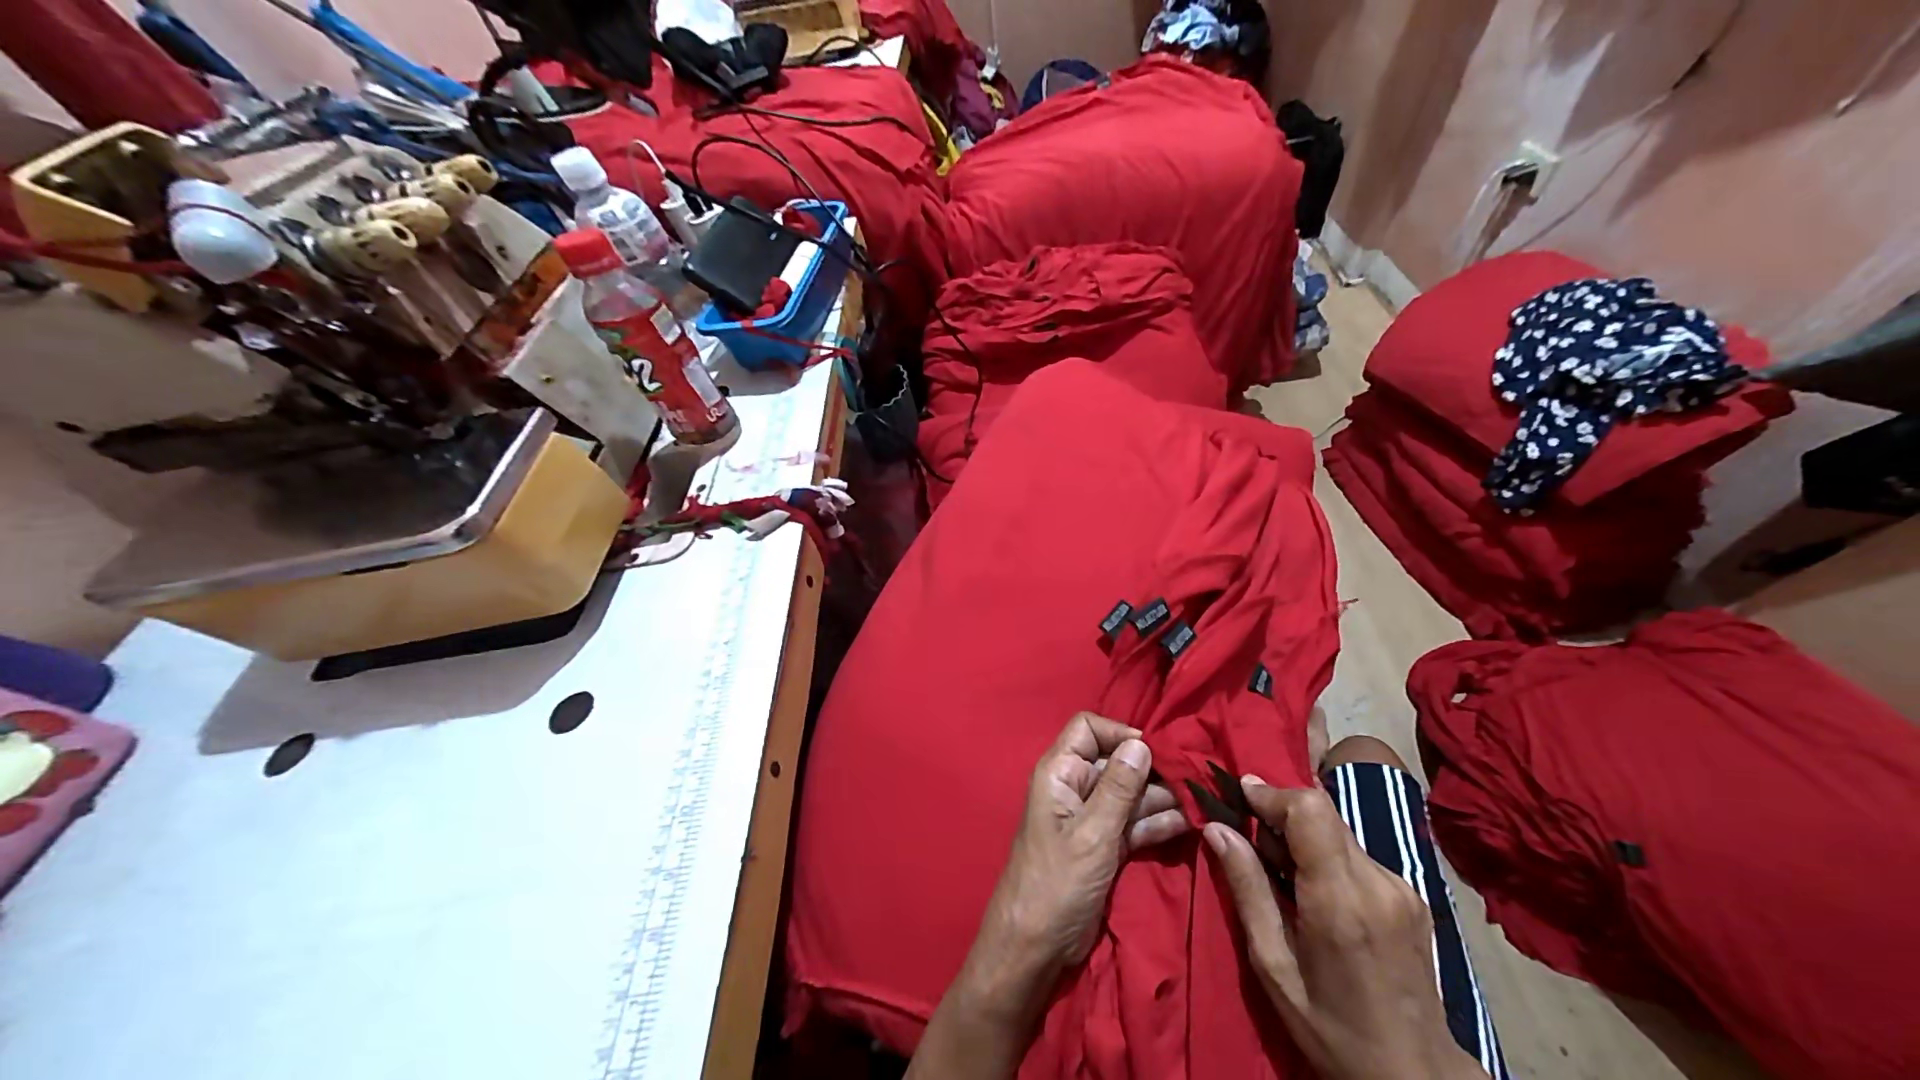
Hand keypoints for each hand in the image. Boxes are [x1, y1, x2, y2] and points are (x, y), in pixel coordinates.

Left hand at [976, 712, 1190, 978]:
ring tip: (1198, 804)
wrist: (1037, 945)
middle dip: (1151, 770)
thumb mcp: (1093, 834)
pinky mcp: (1104, 845)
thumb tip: (1141, 743)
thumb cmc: (1058, 883)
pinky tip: (1187, 824)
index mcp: (1060, 773)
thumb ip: (1119, 788)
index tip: (1154, 753)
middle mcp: (1075, 787)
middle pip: (1115, 761)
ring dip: (1161, 798)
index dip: (1119, 734)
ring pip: (1129, 794)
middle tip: (1192, 782)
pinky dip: (1156, 823)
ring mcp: (1091, 817)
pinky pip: (1133, 823)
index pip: (1087, 729)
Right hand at [1204, 779, 1483, 1079]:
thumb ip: (1248, 890)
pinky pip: (1355, 852)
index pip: (1310, 811)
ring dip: (1301, 832)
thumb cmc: (1330, 1027)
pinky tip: (1310, 886)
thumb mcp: (1273, 965)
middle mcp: (1378, 883)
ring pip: (1339, 829)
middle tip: (1248, 832)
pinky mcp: (1411, 895)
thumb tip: (1217, 829)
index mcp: (1341, 901)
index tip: (1238, 794)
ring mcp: (1401, 887)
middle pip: (1324, 812)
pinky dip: (1323, 852)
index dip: (1271, 794)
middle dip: (1280, 810)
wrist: (1415, 1074)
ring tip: (1275, 865)